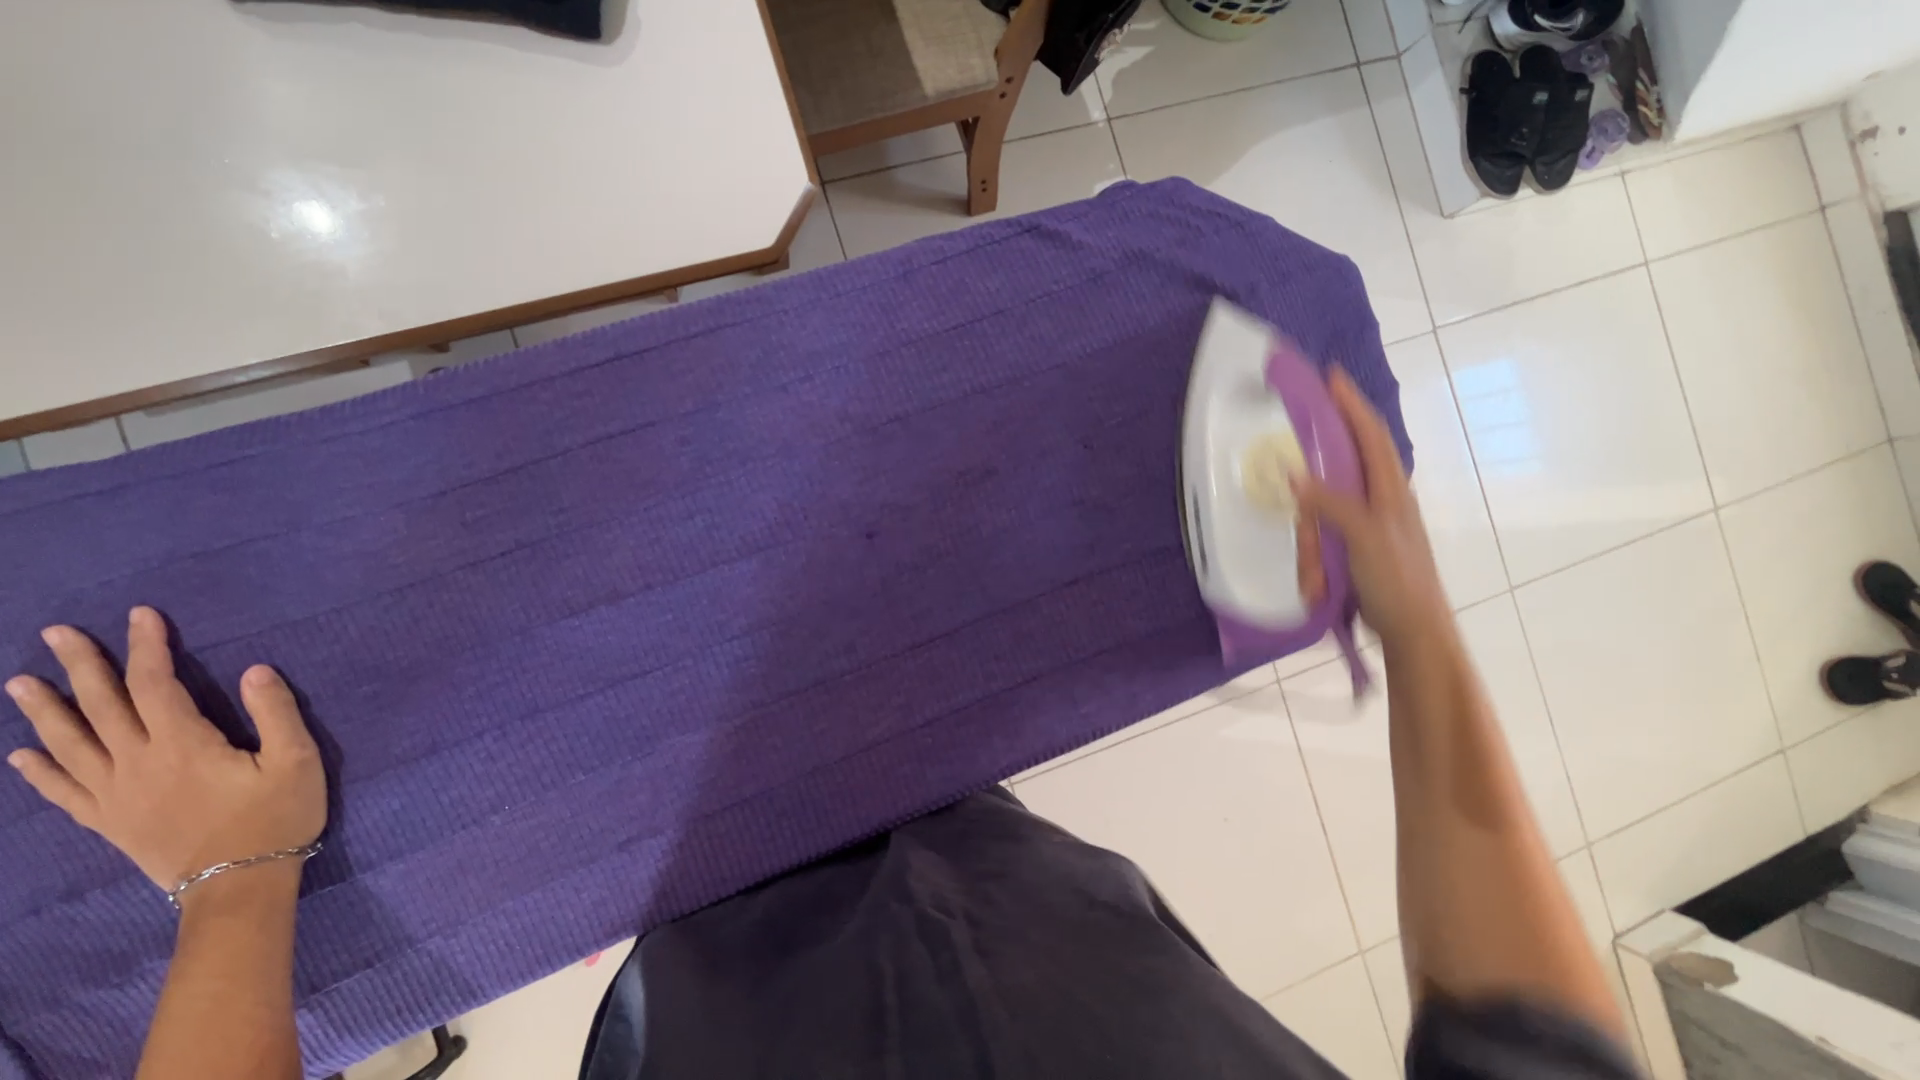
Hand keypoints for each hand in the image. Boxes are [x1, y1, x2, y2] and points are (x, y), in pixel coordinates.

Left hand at [6, 607, 326, 893]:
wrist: (238, 884)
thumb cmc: (276, 817)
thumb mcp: (297, 761)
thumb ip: (276, 713)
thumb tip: (254, 669)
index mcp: (184, 745)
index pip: (156, 684)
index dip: (147, 647)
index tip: (141, 615)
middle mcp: (137, 763)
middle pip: (102, 706)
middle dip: (82, 666)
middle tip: (57, 632)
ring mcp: (115, 795)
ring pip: (70, 744)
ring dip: (45, 711)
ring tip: (21, 682)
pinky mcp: (109, 821)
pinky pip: (63, 792)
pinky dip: (39, 771)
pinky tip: (23, 754)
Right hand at [1292, 369, 1452, 649]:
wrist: (1415, 632)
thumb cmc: (1398, 581)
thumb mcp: (1364, 538)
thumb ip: (1330, 504)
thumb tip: (1294, 473)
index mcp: (1390, 491)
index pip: (1368, 435)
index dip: (1350, 404)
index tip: (1330, 376)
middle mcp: (1380, 502)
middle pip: (1333, 483)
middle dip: (1313, 514)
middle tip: (1309, 543)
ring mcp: (1367, 529)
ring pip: (1320, 522)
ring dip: (1313, 555)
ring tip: (1320, 585)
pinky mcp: (1355, 552)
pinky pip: (1321, 548)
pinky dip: (1315, 568)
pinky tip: (1320, 590)